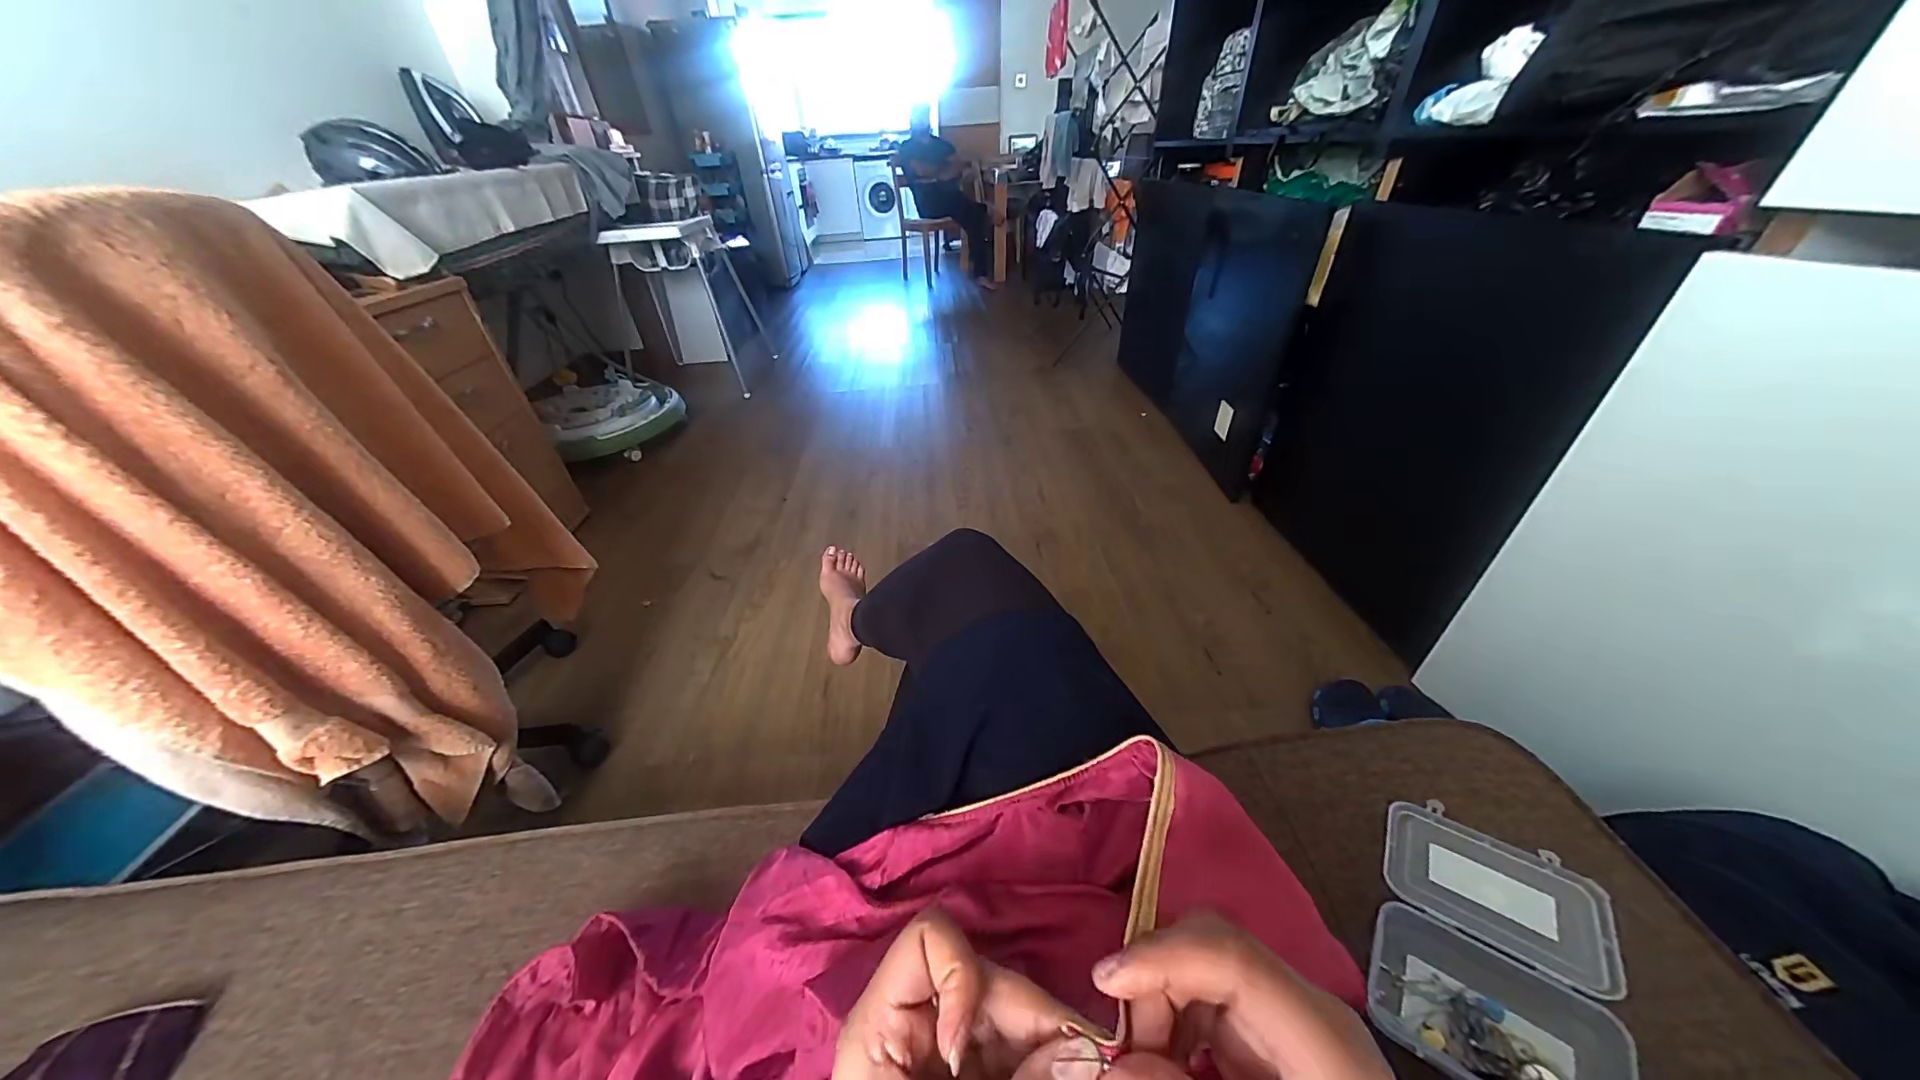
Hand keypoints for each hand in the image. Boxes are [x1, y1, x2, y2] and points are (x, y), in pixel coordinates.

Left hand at [834, 908, 1085, 1078]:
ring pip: (1024, 1018)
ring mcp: (958, 1045)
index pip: (932, 936)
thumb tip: (1088, 1050)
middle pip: (993, 979)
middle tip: (1079, 1072)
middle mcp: (926, 1017)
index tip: (964, 1051)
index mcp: (886, 1018)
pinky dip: (1054, 1066)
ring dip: (1058, 1052)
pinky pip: (1032, 1052)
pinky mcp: (986, 1069)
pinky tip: (1062, 1077)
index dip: (962, 975)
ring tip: (1078, 1074)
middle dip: (1039, 1025)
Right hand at [1092, 914, 1390, 1079]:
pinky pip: (1209, 1000)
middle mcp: (1304, 1005)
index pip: (1232, 957)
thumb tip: (1115, 1066)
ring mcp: (1289, 1014)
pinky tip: (1168, 1062)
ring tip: (1141, 1060)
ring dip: (1157, 1002)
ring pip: (1200, 965)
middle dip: (1152, 982)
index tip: (1103, 982)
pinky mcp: (1274, 1032)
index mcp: (1320, 1035)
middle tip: (1125, 1050)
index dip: (1160, 956)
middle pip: (1209, 947)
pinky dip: (1174, 1022)